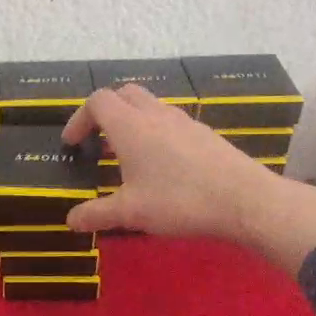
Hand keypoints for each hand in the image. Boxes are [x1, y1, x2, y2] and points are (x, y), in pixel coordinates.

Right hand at [61, 85, 284, 238]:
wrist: (244, 200)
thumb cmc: (179, 201)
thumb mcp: (131, 213)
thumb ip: (97, 214)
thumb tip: (71, 220)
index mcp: (130, 126)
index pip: (97, 101)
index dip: (79, 119)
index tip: (73, 144)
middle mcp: (155, 115)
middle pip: (124, 94)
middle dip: (105, 112)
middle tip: (98, 142)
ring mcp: (183, 121)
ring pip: (149, 106)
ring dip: (131, 122)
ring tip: (126, 156)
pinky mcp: (204, 134)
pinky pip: (170, 122)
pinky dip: (155, 132)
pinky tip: (161, 166)